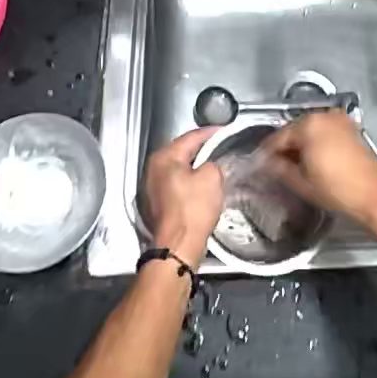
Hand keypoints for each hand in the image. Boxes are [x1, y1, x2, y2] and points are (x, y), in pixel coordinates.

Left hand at [143, 127, 224, 263]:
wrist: (177, 247)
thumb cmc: (193, 210)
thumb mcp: (212, 178)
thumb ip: (213, 163)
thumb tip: (210, 165)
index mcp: (164, 157)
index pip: (191, 136)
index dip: (210, 132)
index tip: (224, 131)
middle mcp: (153, 168)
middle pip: (182, 151)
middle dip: (201, 149)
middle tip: (220, 147)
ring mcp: (152, 187)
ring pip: (178, 169)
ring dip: (195, 166)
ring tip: (214, 165)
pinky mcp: (156, 203)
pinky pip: (176, 184)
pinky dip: (189, 181)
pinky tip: (202, 185)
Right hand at [260, 113, 376, 228]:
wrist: (374, 196)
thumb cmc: (337, 190)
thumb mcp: (302, 182)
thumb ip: (280, 168)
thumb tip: (269, 163)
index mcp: (308, 125)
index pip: (278, 137)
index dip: (266, 152)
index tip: (260, 163)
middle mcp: (323, 115)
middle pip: (294, 130)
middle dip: (284, 146)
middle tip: (275, 165)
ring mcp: (338, 120)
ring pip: (309, 129)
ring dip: (300, 143)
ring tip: (294, 164)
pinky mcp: (350, 128)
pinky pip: (324, 130)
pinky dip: (316, 141)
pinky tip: (313, 159)